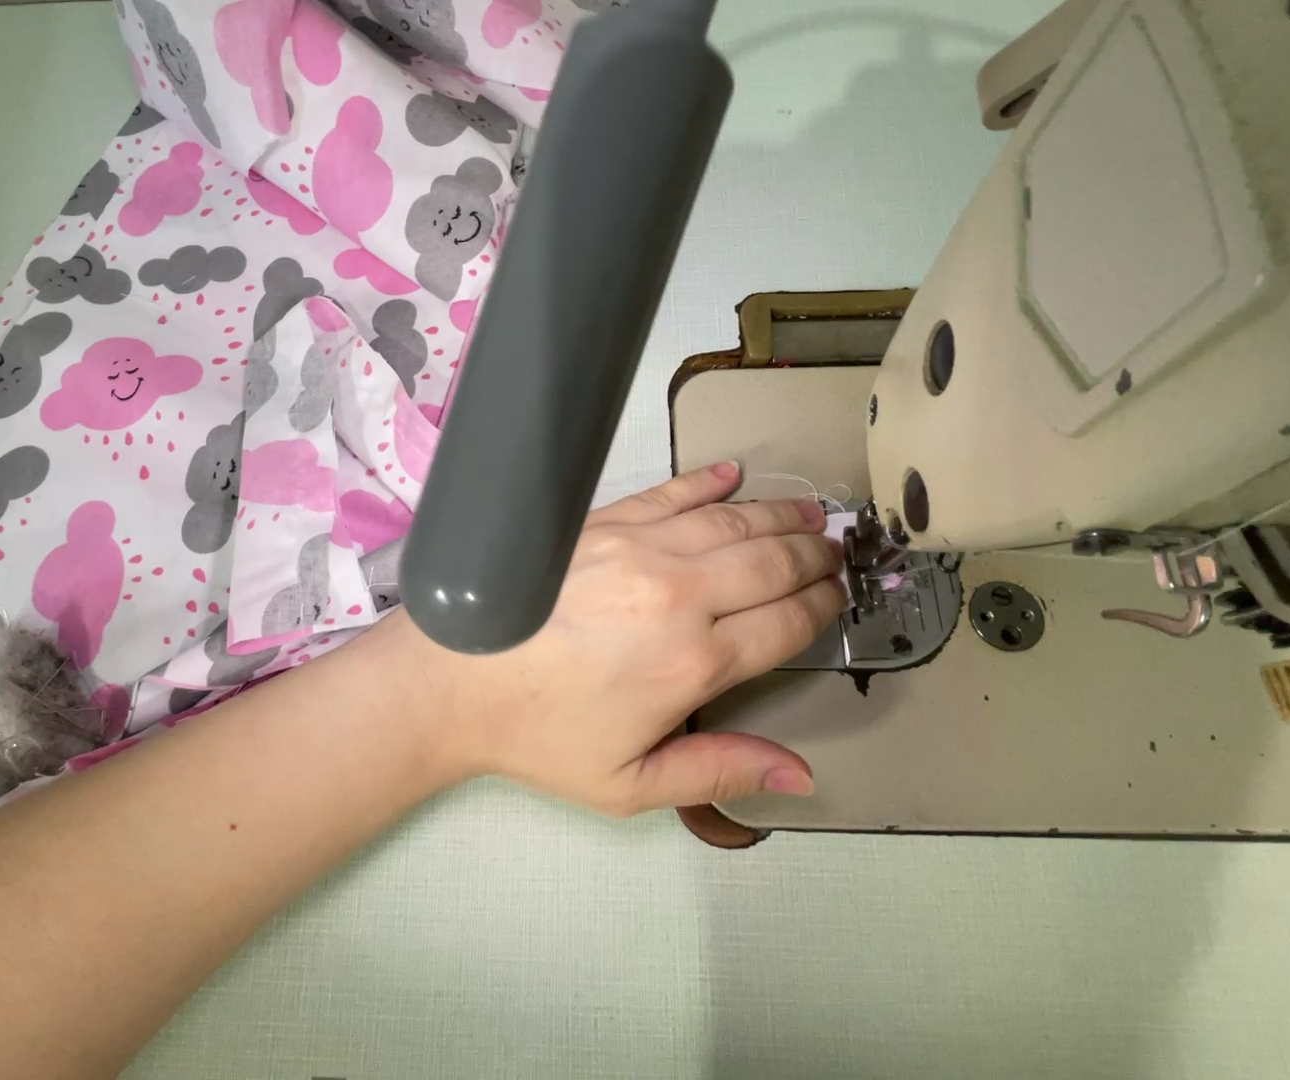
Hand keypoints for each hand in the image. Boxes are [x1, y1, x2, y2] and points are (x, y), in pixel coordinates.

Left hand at [388, 463, 845, 815]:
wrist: (452, 682)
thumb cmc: (538, 736)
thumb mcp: (629, 782)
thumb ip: (719, 772)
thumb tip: (800, 778)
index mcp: (692, 663)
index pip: (785, 624)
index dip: (820, 608)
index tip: (837, 598)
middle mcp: (677, 595)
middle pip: (770, 563)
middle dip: (813, 557)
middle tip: (835, 552)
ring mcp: (637, 550)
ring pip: (732, 521)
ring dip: (779, 516)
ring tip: (810, 514)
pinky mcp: (601, 524)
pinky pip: (669, 493)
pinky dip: (706, 482)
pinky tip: (732, 475)